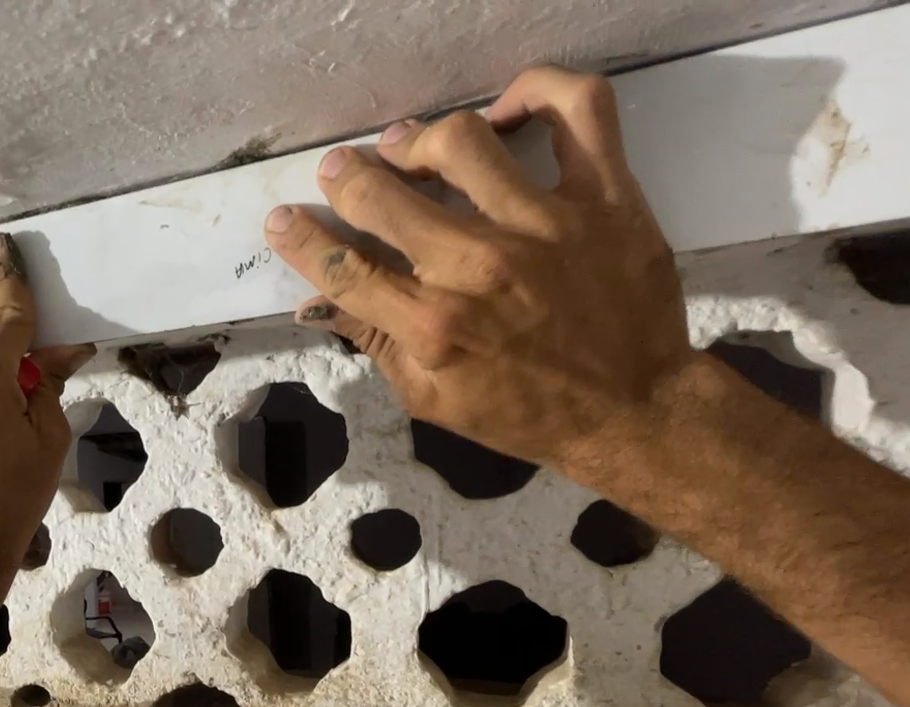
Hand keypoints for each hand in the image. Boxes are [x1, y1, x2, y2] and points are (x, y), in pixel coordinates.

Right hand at [264, 66, 693, 481]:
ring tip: (407, 146)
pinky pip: (578, 110)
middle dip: (347, 178)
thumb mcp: (428, 396)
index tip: (282, 219)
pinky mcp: (605, 196)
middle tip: (340, 169)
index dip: (300, 240)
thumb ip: (373, 342)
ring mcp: (545, 225)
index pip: (344, 269)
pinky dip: (538, 91)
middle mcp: (478, 269)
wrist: (628, 407)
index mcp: (432, 327)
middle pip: (386, 197)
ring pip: (464, 143)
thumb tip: (316, 304)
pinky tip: (505, 109)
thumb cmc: (517, 412)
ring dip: (419, 139)